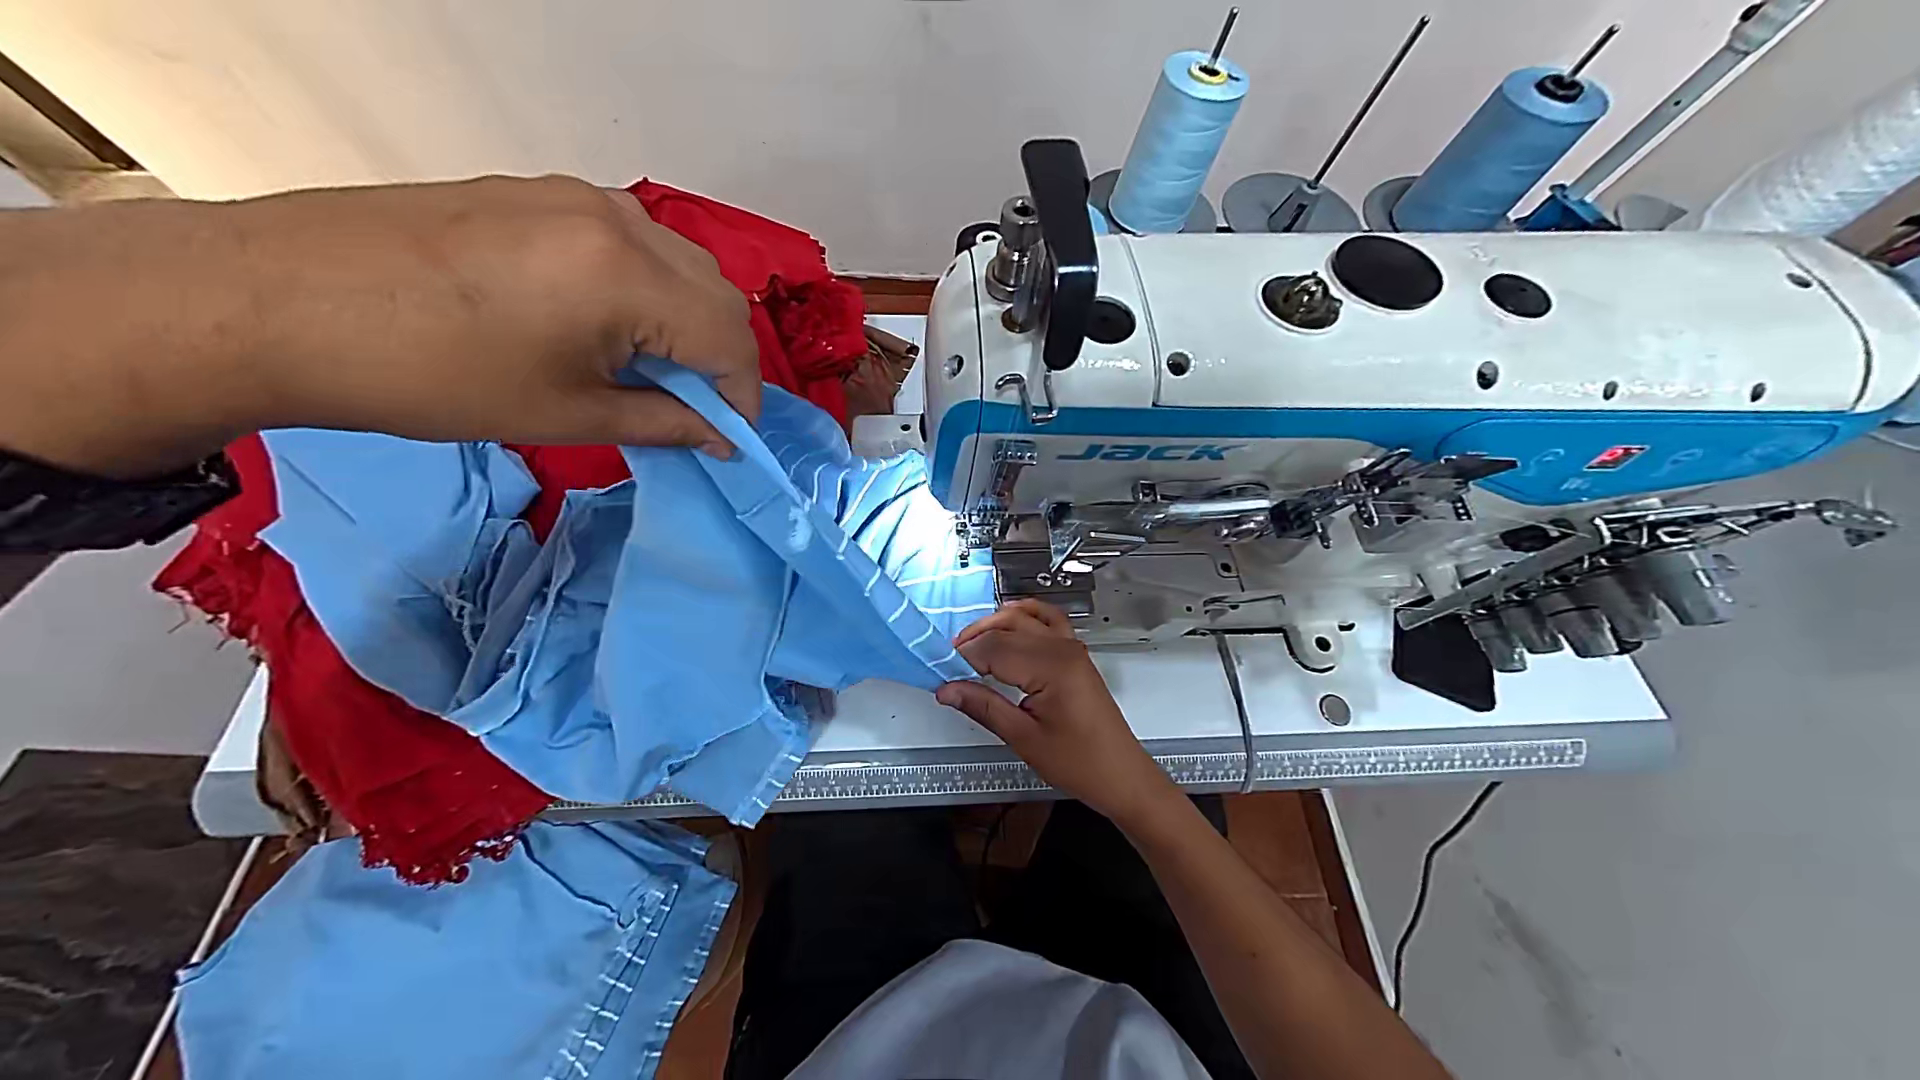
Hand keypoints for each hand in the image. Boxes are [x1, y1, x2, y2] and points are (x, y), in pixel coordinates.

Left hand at [0, 176, 759, 476]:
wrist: (279, 301)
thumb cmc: (433, 376)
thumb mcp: (567, 416)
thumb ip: (664, 423)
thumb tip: (721, 438)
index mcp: (626, 275)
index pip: (731, 339)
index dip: (744, 396)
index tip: (732, 438)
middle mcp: (618, 221)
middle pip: (718, 294)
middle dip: (726, 359)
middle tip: (700, 409)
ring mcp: (578, 197)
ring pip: (682, 264)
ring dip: (691, 322)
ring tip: (658, 370)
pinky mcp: (543, 192)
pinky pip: (635, 243)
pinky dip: (652, 291)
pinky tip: (617, 324)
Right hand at [935, 600, 1181, 826]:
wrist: (1120, 774)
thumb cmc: (1079, 763)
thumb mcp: (1024, 738)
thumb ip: (983, 706)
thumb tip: (946, 689)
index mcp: (1050, 667)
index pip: (993, 648)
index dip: (963, 657)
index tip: (941, 672)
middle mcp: (1062, 648)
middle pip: (1006, 628)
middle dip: (974, 639)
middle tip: (948, 661)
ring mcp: (1072, 647)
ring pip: (1024, 618)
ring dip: (994, 625)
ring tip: (969, 645)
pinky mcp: (1076, 653)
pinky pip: (1048, 619)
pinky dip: (1025, 616)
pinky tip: (1008, 622)